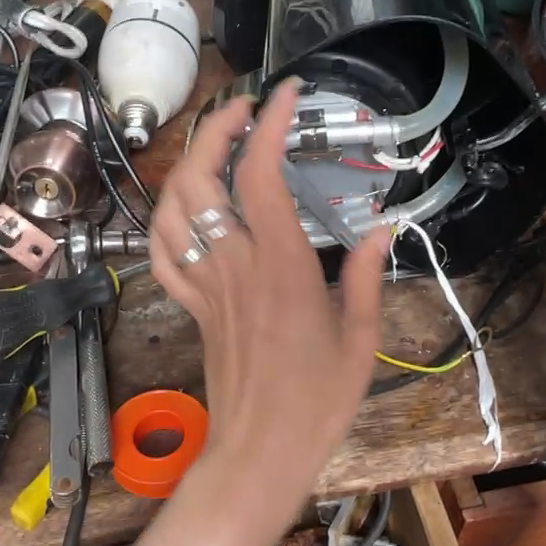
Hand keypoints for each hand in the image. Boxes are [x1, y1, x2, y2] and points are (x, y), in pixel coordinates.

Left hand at [149, 80, 392, 476]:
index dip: (267, 124)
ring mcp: (204, 285)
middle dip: (214, 128)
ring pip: (172, 208)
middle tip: (242, 107)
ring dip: (186, 164)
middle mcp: (235, 265)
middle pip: (201, 177)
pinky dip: (164, 220)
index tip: (284, 93)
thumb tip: (383, 229)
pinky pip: (162, 254)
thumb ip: (366, 277)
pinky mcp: (191, 307)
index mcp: (282, 267)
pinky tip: (183, 208)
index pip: (261, 175)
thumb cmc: (316, 402)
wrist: (260, 452)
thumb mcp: (361, 340)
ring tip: (213, 144)